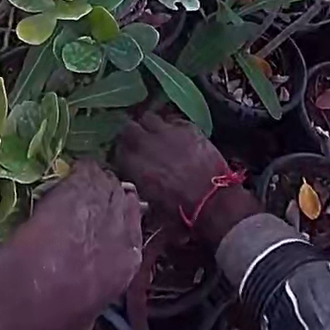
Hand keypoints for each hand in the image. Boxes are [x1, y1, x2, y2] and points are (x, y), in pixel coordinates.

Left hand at [0, 161, 140, 329]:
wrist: (6, 310)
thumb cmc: (40, 325)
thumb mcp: (85, 315)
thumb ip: (101, 283)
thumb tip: (98, 266)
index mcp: (126, 268)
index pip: (135, 226)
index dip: (119, 217)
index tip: (104, 214)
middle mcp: (120, 235)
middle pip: (122, 200)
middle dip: (108, 197)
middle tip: (88, 198)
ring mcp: (98, 211)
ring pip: (107, 182)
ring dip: (94, 183)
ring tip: (77, 186)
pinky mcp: (71, 195)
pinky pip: (86, 172)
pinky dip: (79, 172)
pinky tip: (67, 177)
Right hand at [114, 112, 259, 244]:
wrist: (213, 201)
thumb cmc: (180, 212)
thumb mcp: (151, 205)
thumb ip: (138, 185)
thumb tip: (137, 178)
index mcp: (134, 165)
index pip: (116, 149)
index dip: (121, 153)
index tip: (126, 157)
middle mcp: (146, 144)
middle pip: (128, 128)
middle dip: (131, 134)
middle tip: (138, 142)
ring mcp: (167, 132)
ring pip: (148, 117)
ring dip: (150, 126)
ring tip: (156, 134)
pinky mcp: (187, 127)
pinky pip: (172, 120)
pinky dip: (172, 126)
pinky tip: (177, 136)